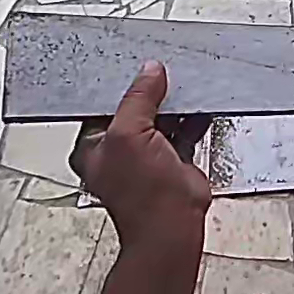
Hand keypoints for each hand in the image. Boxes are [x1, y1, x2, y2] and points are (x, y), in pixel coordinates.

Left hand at [71, 61, 211, 242]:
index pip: (102, 104)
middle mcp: (118, 150)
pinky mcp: (174, 160)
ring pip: (160, 119)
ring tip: (184, 83)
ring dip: (174, 105)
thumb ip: (138, 99)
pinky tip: (199, 105)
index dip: (119, 86)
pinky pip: (182, 131)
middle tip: (162, 73)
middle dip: (150, 93)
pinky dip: (192, 119)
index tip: (134, 66)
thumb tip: (150, 72)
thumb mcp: (128, 134)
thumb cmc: (142, 196)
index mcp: (93, 146)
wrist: (173, 227)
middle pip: (134, 109)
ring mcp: (147, 156)